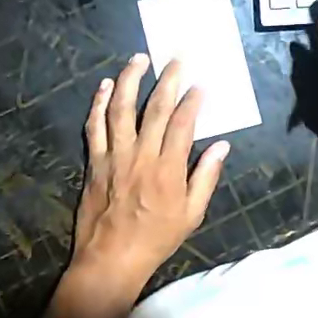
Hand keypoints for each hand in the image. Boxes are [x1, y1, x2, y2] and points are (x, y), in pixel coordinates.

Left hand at [72, 55, 230, 292]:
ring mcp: (114, 156)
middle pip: (156, 108)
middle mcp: (141, 155)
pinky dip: (99, 103)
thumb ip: (206, 177)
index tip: (201, 84)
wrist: (111, 259)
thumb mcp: (192, 214)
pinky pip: (94, 126)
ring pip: (122, 109)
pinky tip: (106, 85)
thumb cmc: (156, 238)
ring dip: (131, 80)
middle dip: (169, 79)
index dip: (193, 100)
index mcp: (168, 169)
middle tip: (177, 58)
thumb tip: (223, 146)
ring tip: (140, 58)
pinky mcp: (94, 161)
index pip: (184, 123)